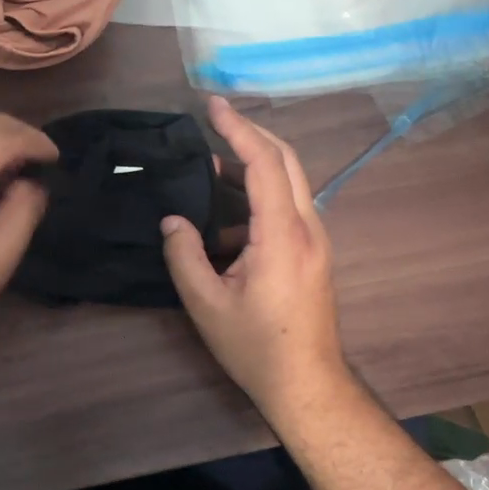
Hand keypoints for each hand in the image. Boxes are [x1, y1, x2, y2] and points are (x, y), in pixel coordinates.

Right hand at [162, 96, 353, 416]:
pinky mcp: (313, 254)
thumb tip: (173, 221)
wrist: (307, 384)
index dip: (238, 129)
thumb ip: (185, 256)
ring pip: (291, 183)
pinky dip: (260, 192)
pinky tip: (226, 212)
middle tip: (215, 119)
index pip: (264, 164)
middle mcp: (307, 228)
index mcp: (281, 235)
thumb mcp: (206, 304)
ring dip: (254, 164)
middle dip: (251, 133)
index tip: (212, 105)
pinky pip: (289, 206)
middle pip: (286, 162)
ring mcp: (316, 241)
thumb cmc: (255, 346)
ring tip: (211, 163)